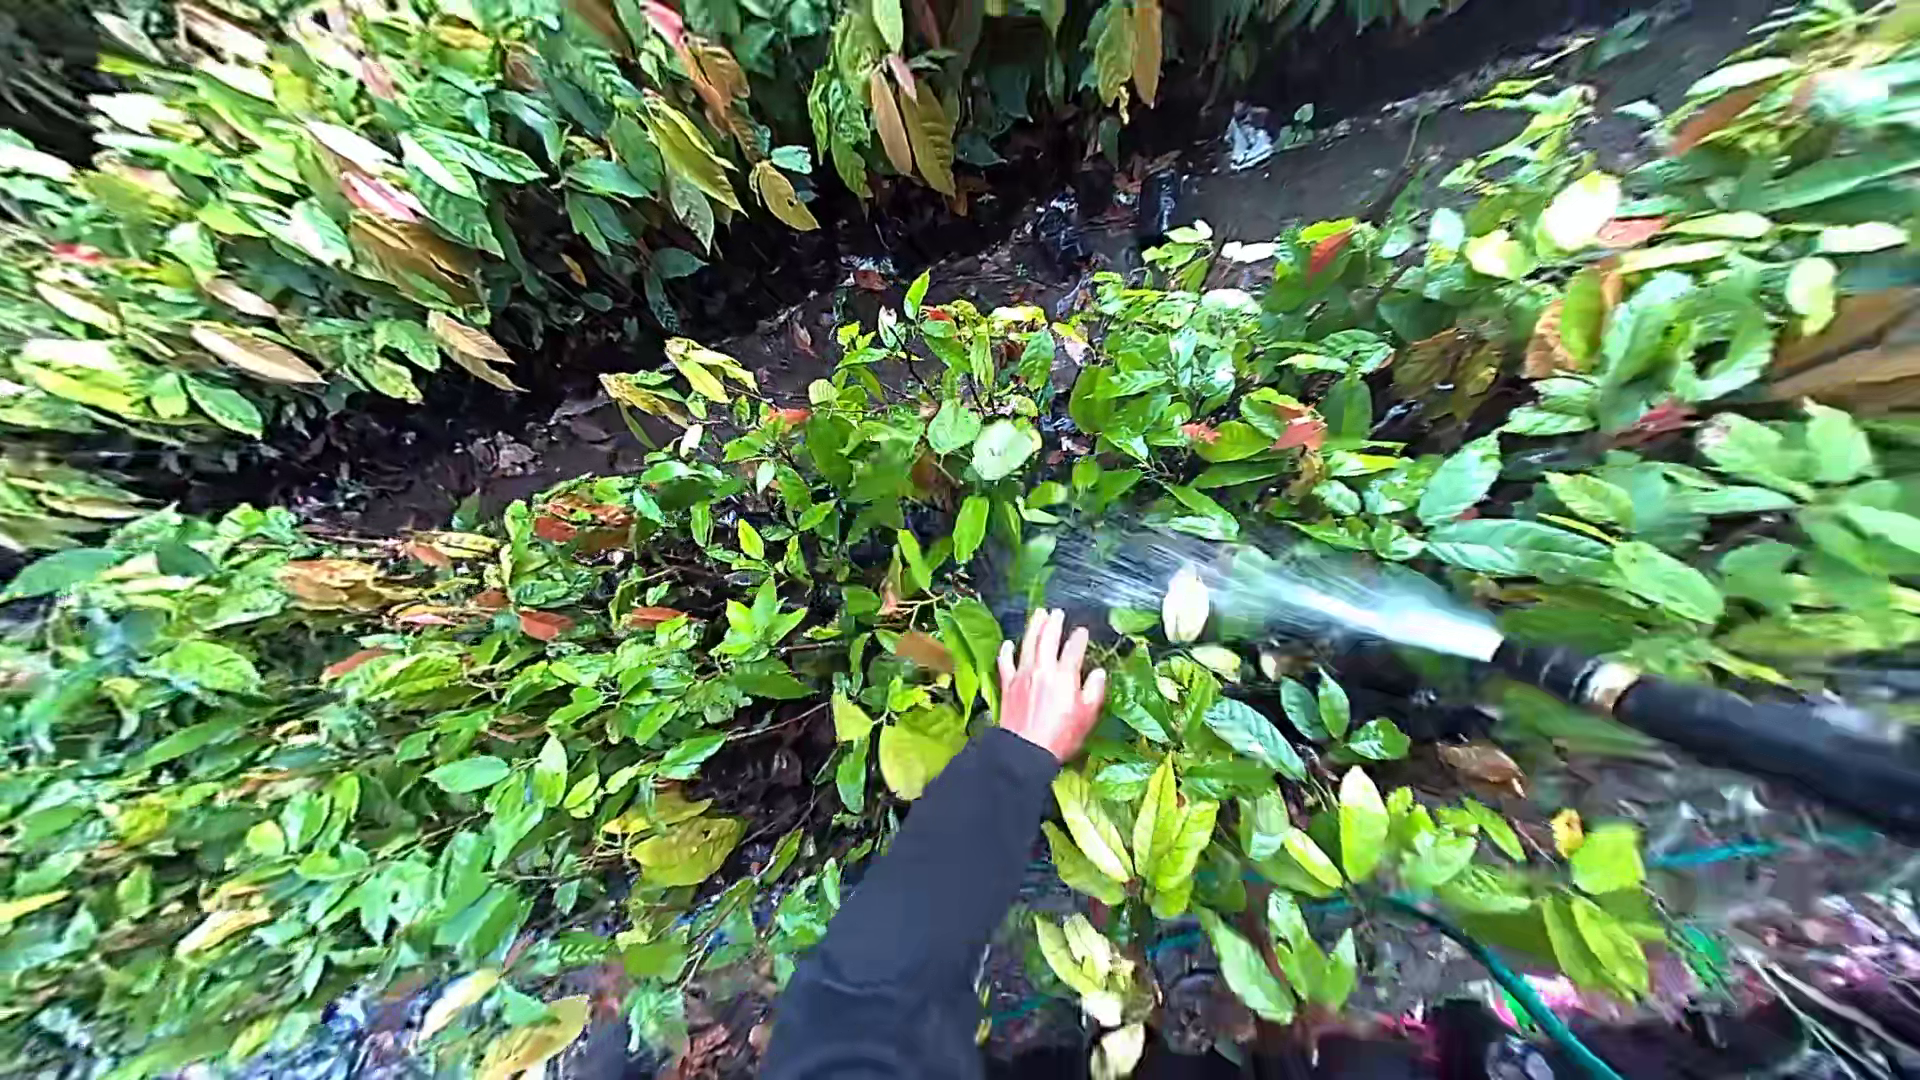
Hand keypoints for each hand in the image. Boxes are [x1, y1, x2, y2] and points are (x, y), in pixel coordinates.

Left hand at [997, 608, 1106, 762]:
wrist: (1025, 750)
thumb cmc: (1060, 736)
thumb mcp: (1086, 716)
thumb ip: (1094, 691)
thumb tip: (1098, 673)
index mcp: (1064, 676)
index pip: (1073, 649)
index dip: (1078, 638)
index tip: (1082, 631)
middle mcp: (1042, 670)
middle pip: (1048, 638)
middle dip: (1053, 623)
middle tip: (1057, 612)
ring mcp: (1022, 675)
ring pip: (1027, 643)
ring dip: (1033, 626)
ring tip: (1038, 614)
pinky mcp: (1008, 684)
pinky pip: (1005, 662)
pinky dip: (1006, 650)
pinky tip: (1008, 643)